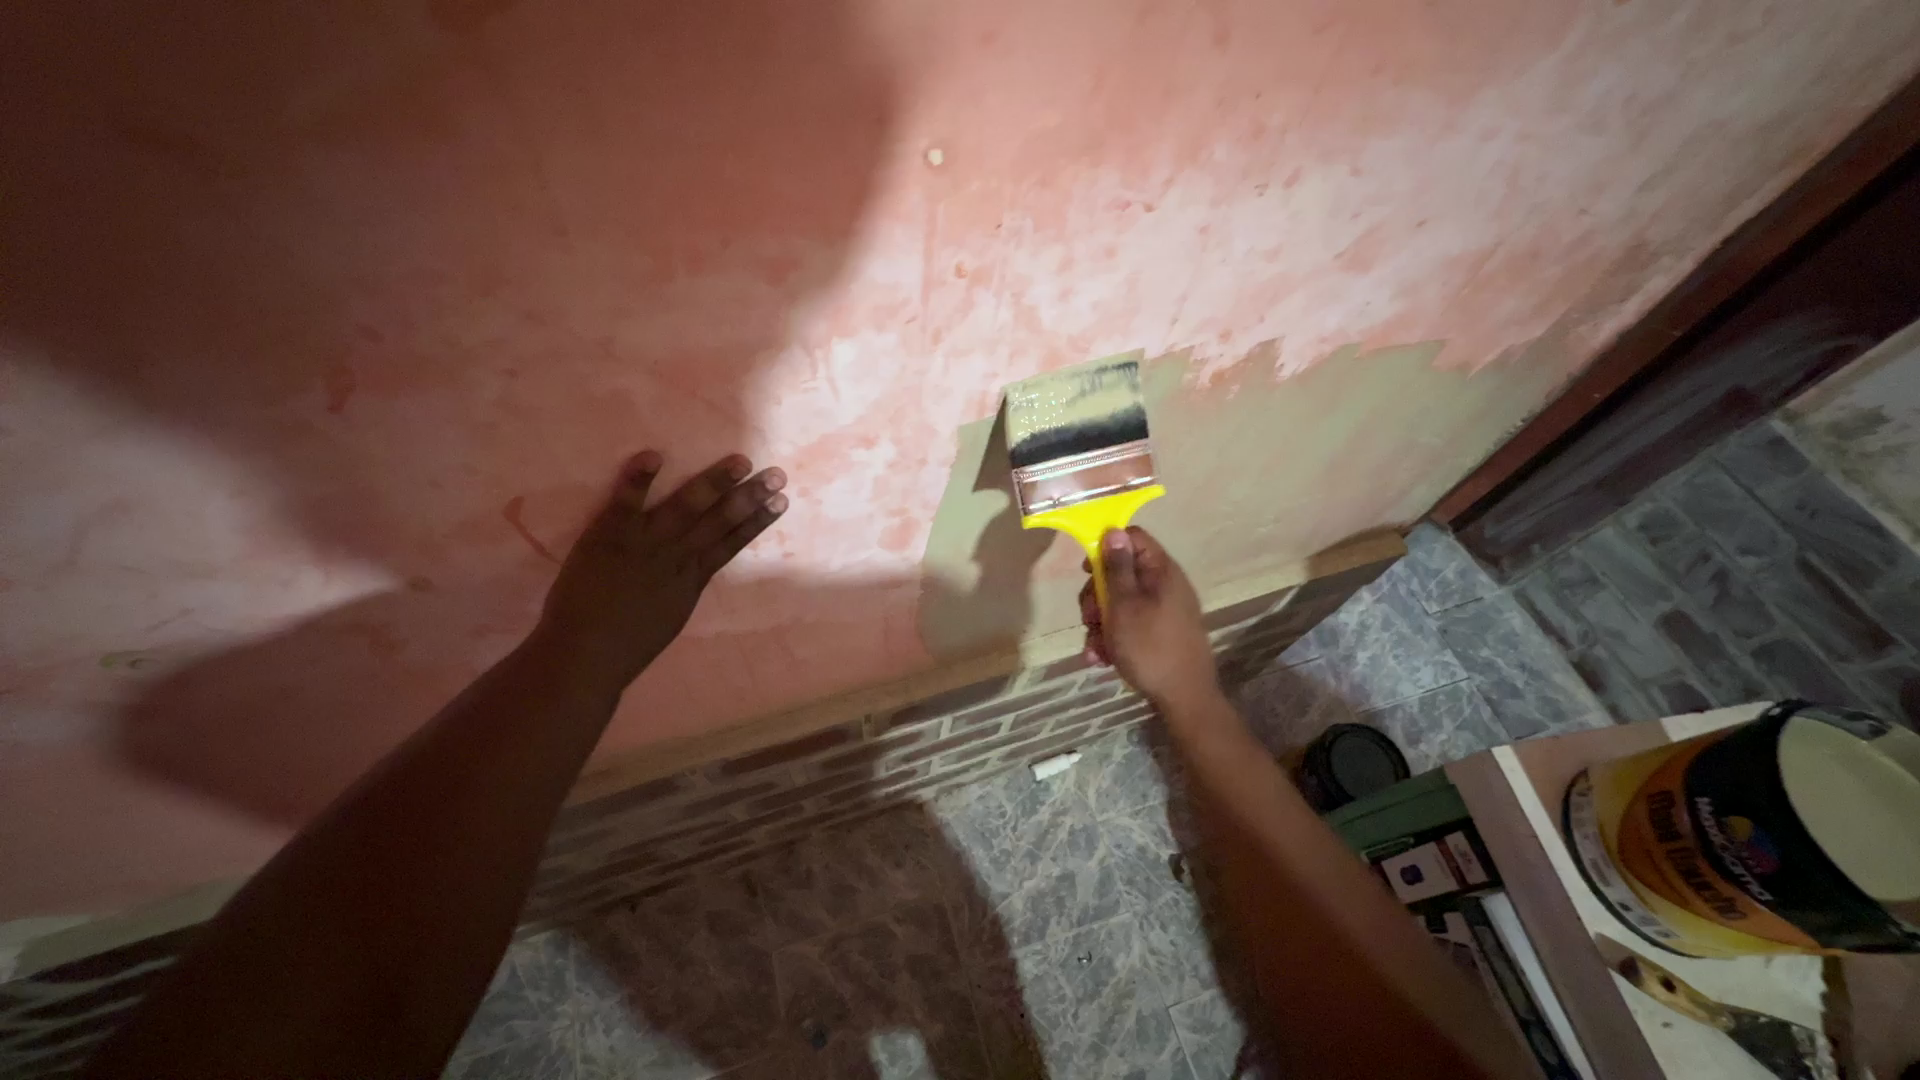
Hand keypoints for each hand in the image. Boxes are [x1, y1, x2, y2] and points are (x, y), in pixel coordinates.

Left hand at [533, 450, 786, 690]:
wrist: (585, 655)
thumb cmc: (625, 646)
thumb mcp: (669, 619)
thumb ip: (682, 589)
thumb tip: (694, 570)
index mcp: (691, 579)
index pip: (731, 543)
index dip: (757, 521)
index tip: (782, 502)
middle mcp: (676, 557)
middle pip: (719, 521)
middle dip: (749, 496)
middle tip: (776, 475)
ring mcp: (645, 545)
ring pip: (686, 508)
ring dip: (715, 482)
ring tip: (741, 461)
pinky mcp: (610, 536)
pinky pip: (627, 502)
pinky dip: (640, 479)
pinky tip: (656, 455)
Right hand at [1080, 526, 1221, 709]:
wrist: (1184, 698)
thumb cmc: (1150, 647)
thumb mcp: (1124, 605)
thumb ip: (1117, 567)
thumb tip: (1114, 529)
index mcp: (1161, 571)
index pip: (1133, 538)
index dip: (1106, 548)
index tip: (1087, 570)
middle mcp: (1164, 585)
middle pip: (1119, 573)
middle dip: (1097, 596)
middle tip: (1090, 618)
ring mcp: (1163, 610)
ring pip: (1118, 603)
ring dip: (1100, 624)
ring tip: (1095, 648)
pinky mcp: (1159, 633)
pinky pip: (1128, 625)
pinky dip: (1112, 639)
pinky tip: (1102, 659)